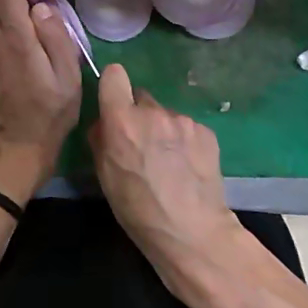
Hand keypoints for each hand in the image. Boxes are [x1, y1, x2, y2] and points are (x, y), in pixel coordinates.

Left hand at [0, 0, 81, 197]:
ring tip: (37, 25)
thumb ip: (55, 35)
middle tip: (40, 11)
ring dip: (12, 5)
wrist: (21, 140)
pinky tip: (29, 39)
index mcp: (15, 40)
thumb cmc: (52, 109)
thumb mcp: (68, 74)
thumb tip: (41, 7)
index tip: (45, 6)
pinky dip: (8, 19)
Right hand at [90, 64, 241, 286]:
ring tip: (168, 162)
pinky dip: (184, 141)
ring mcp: (183, 121)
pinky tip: (187, 167)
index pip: (115, 75)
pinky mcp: (206, 132)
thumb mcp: (104, 176)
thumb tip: (105, 123)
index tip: (114, 102)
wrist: (192, 233)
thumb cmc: (137, 209)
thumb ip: (101, 139)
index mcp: (122, 121)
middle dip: (138, 116)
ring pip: (165, 115)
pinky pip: (186, 128)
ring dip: (162, 130)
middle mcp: (153, 112)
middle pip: (141, 98)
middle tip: (142, 146)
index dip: (113, 86)